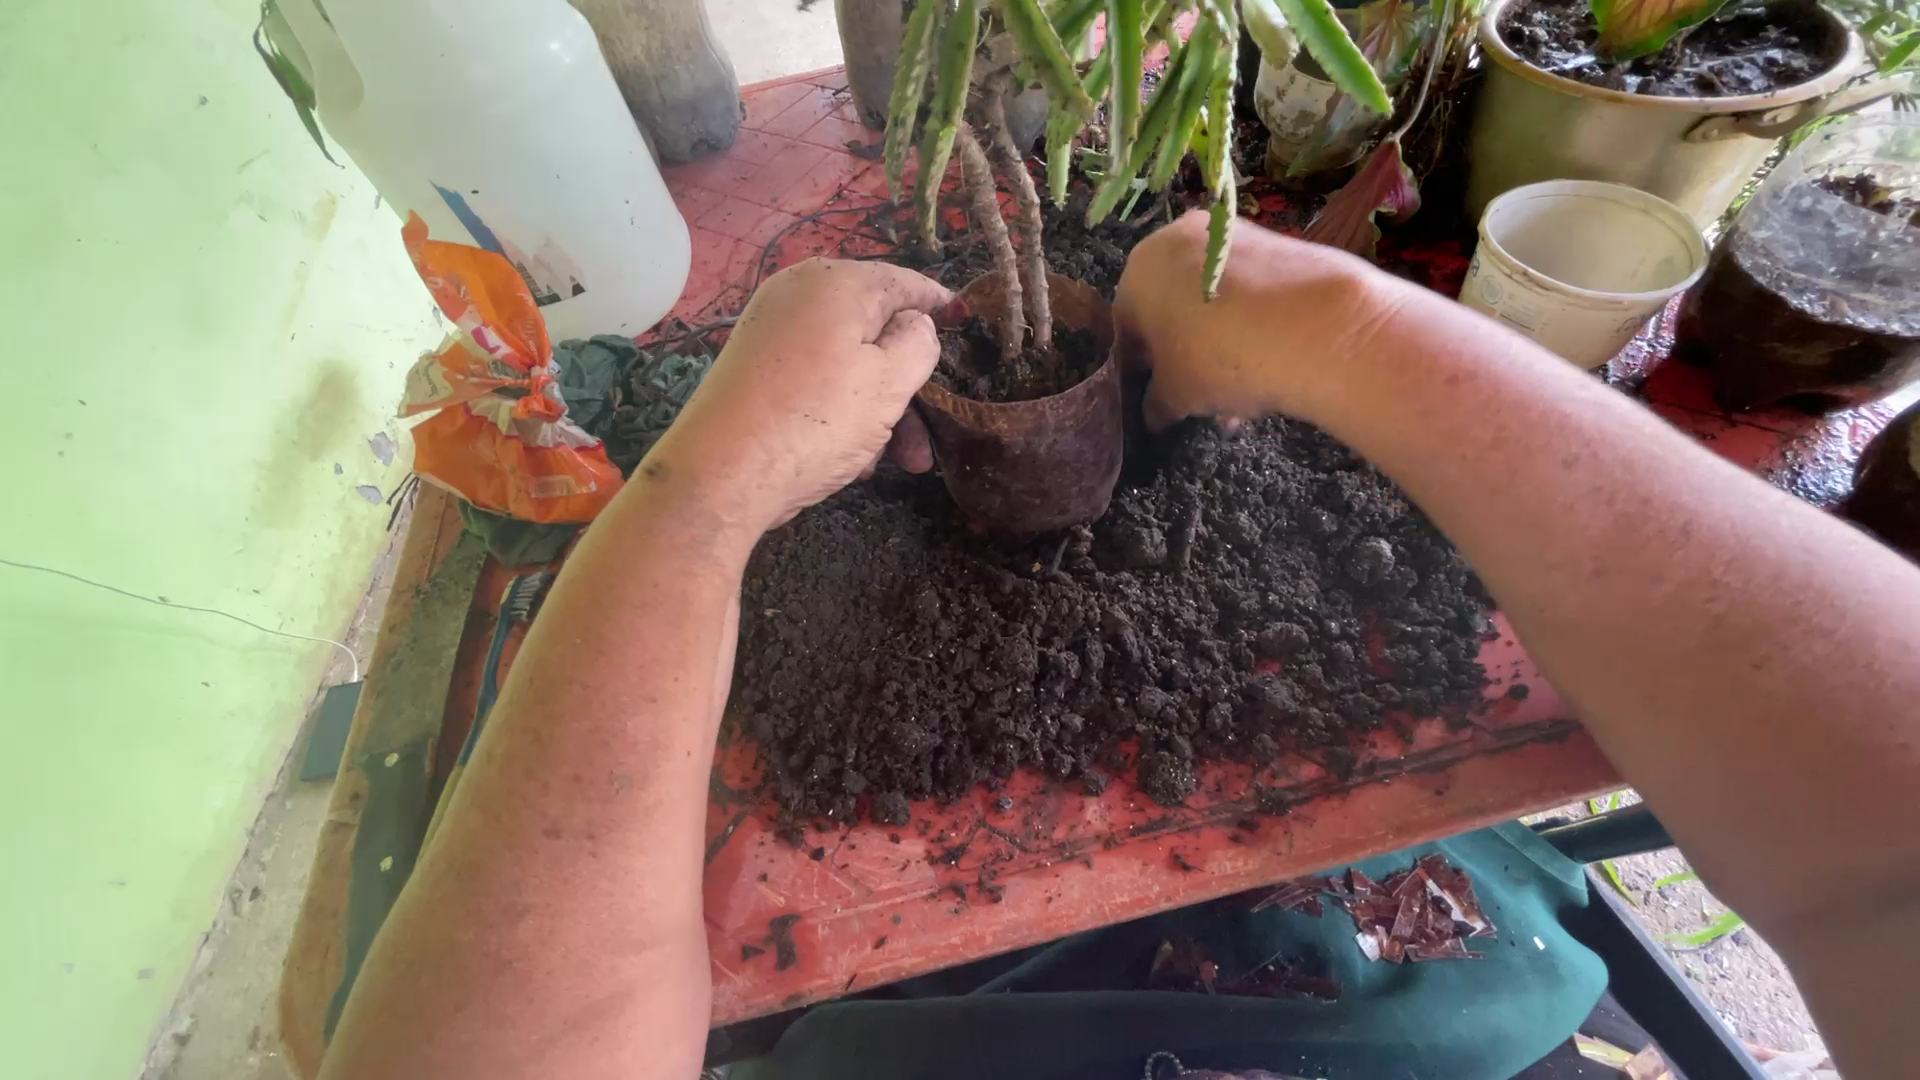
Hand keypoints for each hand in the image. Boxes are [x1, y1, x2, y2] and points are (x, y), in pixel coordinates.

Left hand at [642, 258, 950, 533]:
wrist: (724, 471)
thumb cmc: (818, 420)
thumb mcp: (890, 381)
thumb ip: (919, 344)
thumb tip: (915, 323)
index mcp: (837, 284)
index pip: (904, 283)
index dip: (939, 304)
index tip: (964, 319)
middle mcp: (800, 295)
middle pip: (875, 334)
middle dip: (909, 388)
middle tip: (930, 434)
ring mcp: (773, 331)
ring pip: (848, 365)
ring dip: (880, 412)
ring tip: (897, 462)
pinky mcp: (755, 369)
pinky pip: (816, 381)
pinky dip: (841, 413)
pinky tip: (852, 460)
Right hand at [1116, 210, 1412, 429]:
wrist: (1315, 326)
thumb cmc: (1218, 358)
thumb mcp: (1176, 395)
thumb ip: (1156, 405)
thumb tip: (1152, 415)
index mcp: (1138, 271)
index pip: (1126, 327)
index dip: (1139, 369)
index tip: (1156, 395)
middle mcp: (1177, 240)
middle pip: (1170, 308)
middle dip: (1182, 355)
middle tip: (1197, 394)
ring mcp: (1230, 235)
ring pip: (1211, 301)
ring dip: (1218, 347)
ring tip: (1238, 396)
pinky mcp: (1276, 240)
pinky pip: (1246, 290)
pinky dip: (1248, 325)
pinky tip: (1264, 367)